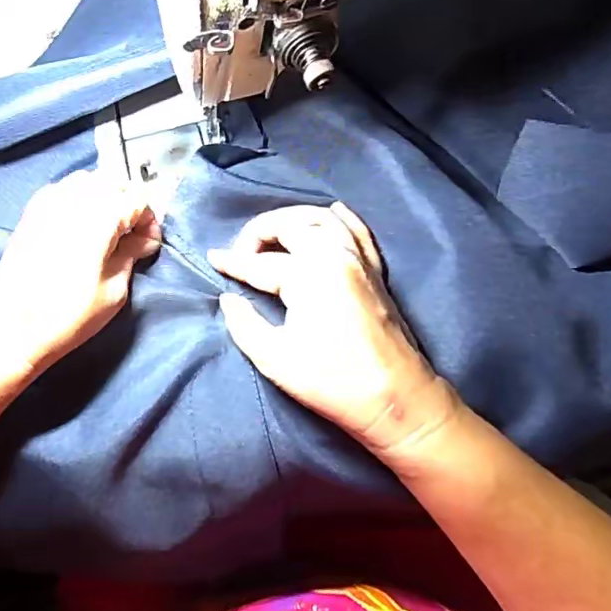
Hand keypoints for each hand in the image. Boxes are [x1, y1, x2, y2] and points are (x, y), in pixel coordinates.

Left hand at [0, 169, 162, 379]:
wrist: (12, 327)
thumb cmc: (68, 315)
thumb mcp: (114, 290)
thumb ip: (132, 253)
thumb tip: (144, 239)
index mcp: (101, 215)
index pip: (139, 199)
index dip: (149, 221)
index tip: (148, 244)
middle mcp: (74, 197)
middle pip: (114, 182)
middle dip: (128, 204)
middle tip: (131, 237)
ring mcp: (48, 200)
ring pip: (88, 180)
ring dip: (104, 197)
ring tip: (106, 230)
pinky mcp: (31, 210)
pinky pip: (63, 189)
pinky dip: (78, 199)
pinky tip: (79, 226)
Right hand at [207, 202, 463, 465]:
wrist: (397, 399)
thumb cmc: (333, 381)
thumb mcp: (274, 358)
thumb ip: (244, 324)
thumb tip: (229, 300)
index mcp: (308, 274)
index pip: (259, 263)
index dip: (232, 263)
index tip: (212, 259)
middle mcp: (334, 256)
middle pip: (290, 225)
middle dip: (259, 233)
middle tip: (242, 253)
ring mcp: (359, 260)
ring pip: (322, 218)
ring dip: (293, 219)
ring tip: (274, 235)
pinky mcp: (375, 271)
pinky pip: (358, 230)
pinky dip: (340, 217)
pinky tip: (331, 212)